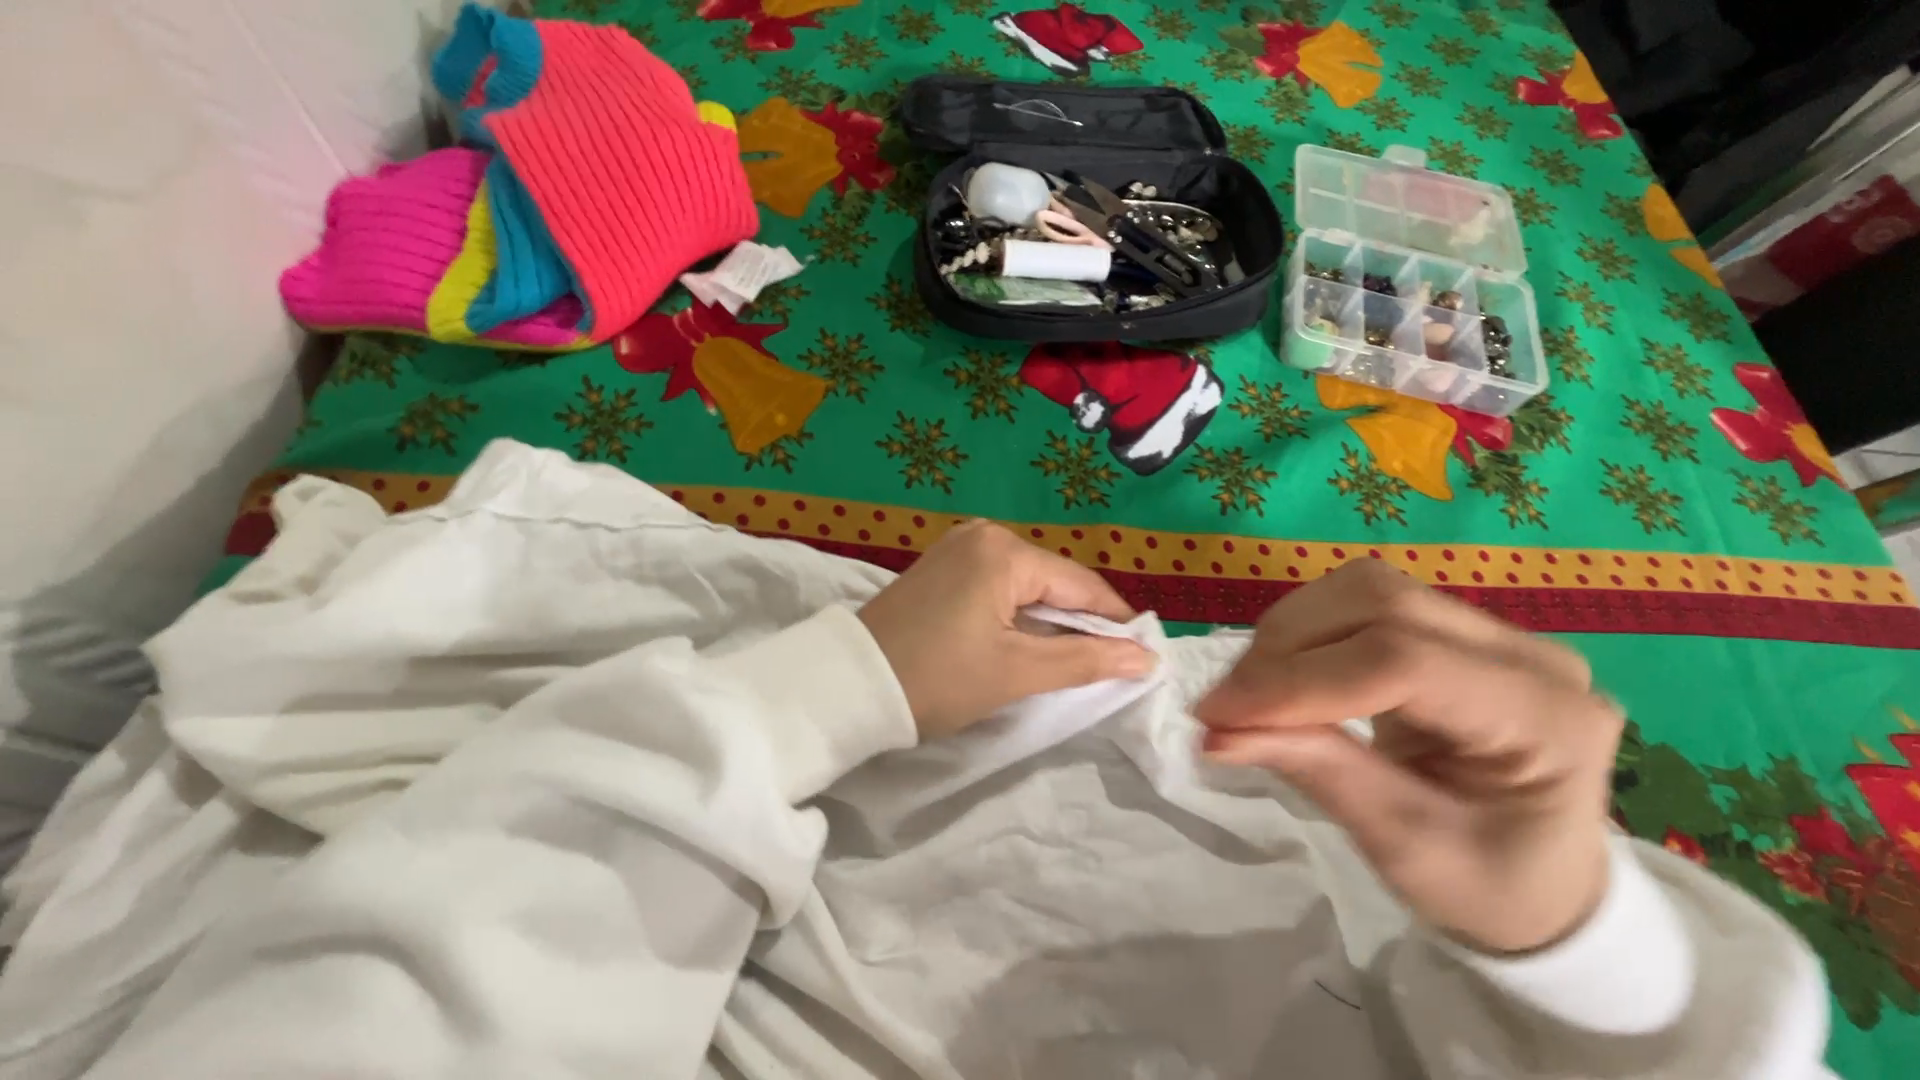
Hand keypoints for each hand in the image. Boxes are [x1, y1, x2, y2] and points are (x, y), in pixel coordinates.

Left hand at [857, 521, 1157, 739]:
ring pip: (1028, 586)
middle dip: (1080, 624)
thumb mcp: (1016, 673)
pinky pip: (999, 587)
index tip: (1142, 658)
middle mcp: (983, 536)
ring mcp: (958, 548)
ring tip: (1064, 663)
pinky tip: (1022, 646)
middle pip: (1055, 582)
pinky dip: (1017, 616)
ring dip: (1049, 622)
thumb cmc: (935, 680)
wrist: (848, 686)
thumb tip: (1146, 656)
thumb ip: (1085, 660)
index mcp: (1003, 551)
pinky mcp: (941, 567)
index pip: (1082, 585)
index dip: (1116, 623)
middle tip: (1101, 669)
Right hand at [1194, 560, 1620, 954]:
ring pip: (1365, 589)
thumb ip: (1320, 773)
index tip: (1215, 715)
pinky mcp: (1454, 631)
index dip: (1298, 681)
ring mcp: (1494, 634)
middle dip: (1285, 648)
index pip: (1403, 662)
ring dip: (1289, 633)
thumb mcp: (1404, 847)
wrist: (1541, 885)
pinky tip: (1281, 677)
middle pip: (1382, 603)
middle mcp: (1528, 656)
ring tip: (1250, 694)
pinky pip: (1364, 603)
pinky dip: (1304, 633)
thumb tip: (1216, 732)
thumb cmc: (1487, 886)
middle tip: (1224, 706)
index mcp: (1546, 720)